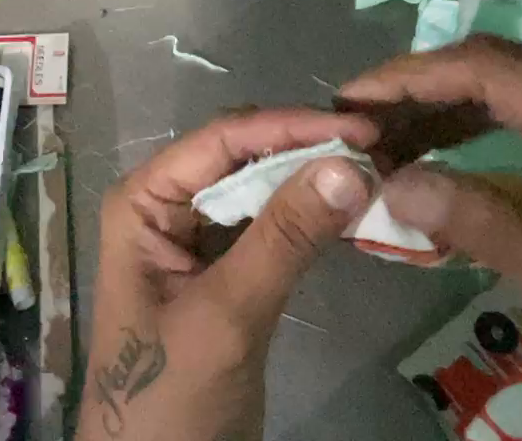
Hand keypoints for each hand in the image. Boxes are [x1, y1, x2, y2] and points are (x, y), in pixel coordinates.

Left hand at [75, 108, 377, 440]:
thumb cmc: (170, 396)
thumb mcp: (226, 316)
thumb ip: (283, 239)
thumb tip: (349, 165)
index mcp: (144, 199)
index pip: (220, 140)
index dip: (289, 126)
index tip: (360, 129)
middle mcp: (166, 204)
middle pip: (239, 155)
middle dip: (303, 147)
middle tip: (378, 147)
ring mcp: (194, 236)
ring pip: (257, 187)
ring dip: (309, 178)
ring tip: (375, 169)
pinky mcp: (223, 269)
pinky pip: (267, 225)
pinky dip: (306, 215)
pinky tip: (349, 210)